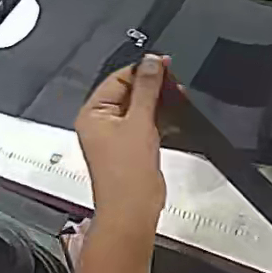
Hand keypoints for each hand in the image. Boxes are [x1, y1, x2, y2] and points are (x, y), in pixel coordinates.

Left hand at [75, 55, 167, 235]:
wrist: (132, 210)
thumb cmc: (126, 175)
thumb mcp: (139, 122)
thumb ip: (147, 88)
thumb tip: (152, 62)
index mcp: (93, 113)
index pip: (117, 78)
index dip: (141, 69)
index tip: (163, 63)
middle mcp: (101, 123)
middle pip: (128, 91)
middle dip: (152, 86)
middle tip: (174, 80)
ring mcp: (117, 136)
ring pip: (139, 107)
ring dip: (158, 102)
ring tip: (178, 96)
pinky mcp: (132, 147)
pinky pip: (146, 123)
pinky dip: (160, 117)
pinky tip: (175, 113)